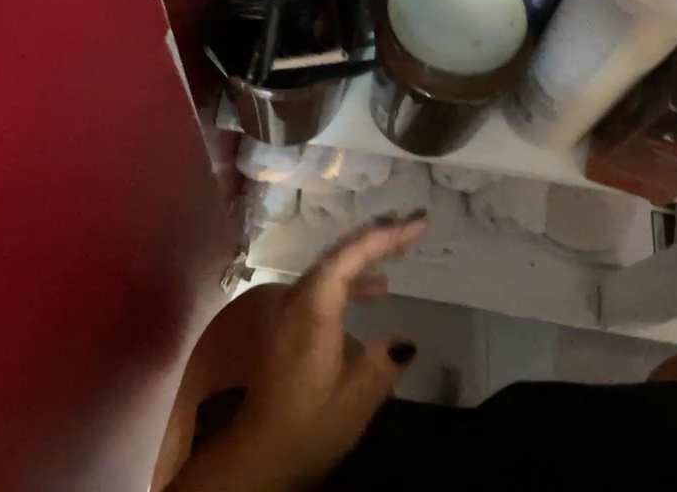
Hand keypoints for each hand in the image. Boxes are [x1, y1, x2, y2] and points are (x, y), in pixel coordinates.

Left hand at [185, 213, 427, 490]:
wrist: (260, 451)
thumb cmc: (308, 427)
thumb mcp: (355, 402)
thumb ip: (382, 365)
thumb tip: (405, 340)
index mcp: (312, 313)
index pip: (347, 259)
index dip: (382, 237)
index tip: (417, 224)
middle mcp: (295, 301)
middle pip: (337, 254)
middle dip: (376, 235)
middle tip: (413, 224)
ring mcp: (289, 309)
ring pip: (330, 267)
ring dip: (365, 254)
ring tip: (401, 247)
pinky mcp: (290, 322)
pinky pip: (324, 285)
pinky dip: (352, 278)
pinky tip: (377, 289)